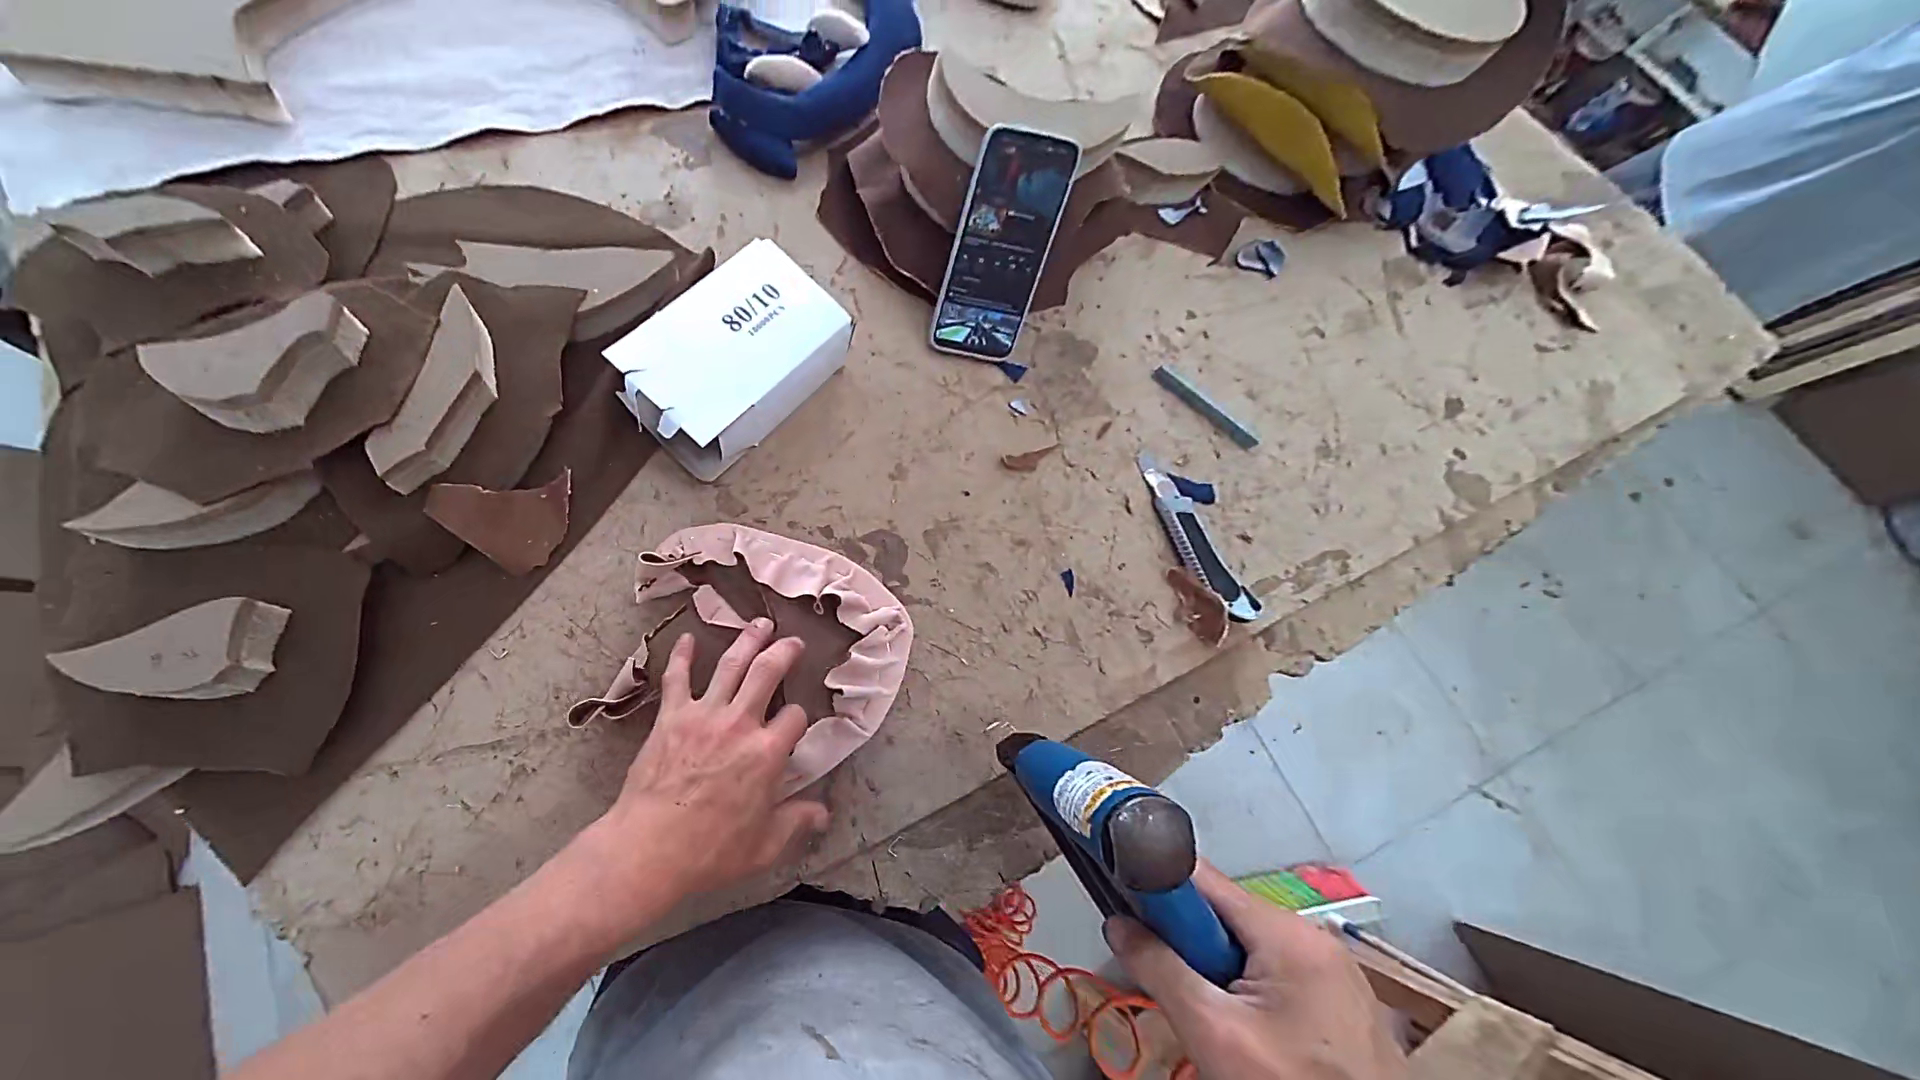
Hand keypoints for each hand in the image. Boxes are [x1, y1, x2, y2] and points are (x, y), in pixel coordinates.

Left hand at [576, 619, 829, 913]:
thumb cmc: (709, 851)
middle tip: (793, 641)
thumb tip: (822, 815)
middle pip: (769, 673)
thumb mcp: (764, 845)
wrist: (647, 850)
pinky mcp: (671, 718)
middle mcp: (740, 724)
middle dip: (785, 652)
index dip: (800, 719)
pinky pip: (678, 679)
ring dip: (748, 640)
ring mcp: (704, 716)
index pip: (796, 718)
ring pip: (731, 665)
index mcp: (768, 753)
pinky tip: (687, 639)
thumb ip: (796, 822)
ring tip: (759, 624)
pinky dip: (682, 656)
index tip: (796, 726)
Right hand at [1104, 861, 1405, 1079]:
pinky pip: (1276, 971)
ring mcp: (1333, 969)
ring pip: (1248, 945)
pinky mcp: (1341, 1000)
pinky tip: (1247, 1030)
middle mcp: (1313, 935)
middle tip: (1175, 985)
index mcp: (1287, 931)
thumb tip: (1116, 923)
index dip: (1159, 885)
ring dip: (1216, 968)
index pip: (1203, 878)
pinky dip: (1247, 987)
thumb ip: (1159, 969)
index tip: (1124, 901)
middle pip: (1225, 914)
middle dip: (1191, 942)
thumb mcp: (1213, 1032)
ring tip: (1213, 1018)